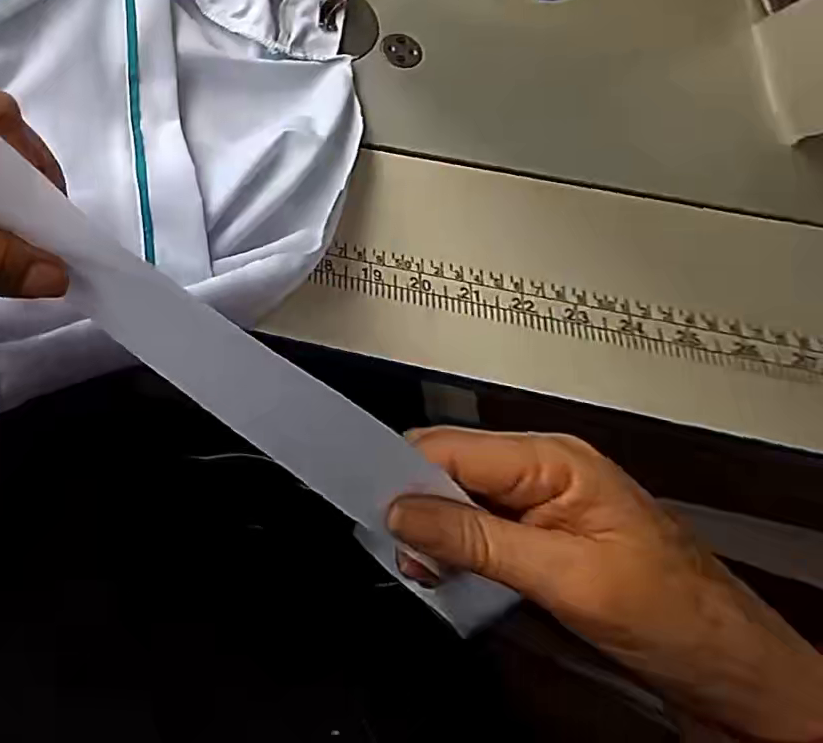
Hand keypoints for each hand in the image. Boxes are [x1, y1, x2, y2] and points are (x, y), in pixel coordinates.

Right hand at [389, 427, 822, 740]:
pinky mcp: (531, 529)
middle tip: (408, 552)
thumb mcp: (570, 579)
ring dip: (430, 533)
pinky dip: (448, 546)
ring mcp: (536, 499)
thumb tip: (398, 510)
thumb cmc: (693, 629)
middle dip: (415, 510)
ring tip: (430, 568)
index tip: (382, 516)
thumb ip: (474, 539)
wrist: (756, 690)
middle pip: (440, 469)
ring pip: (446, 497)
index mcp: (552, 460)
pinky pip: (466, 521)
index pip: (443, 447)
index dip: (404, 478)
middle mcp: (539, 469)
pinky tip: (447, 569)